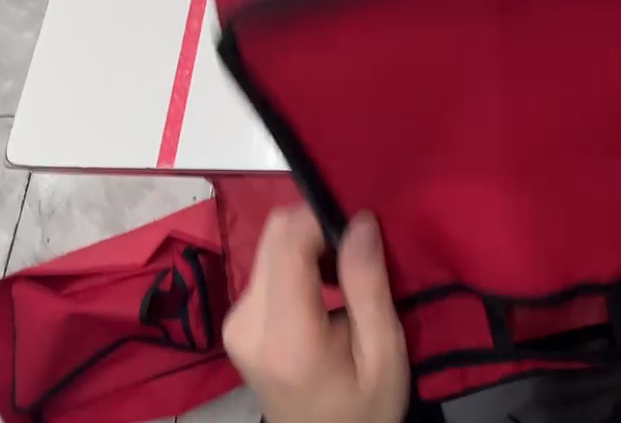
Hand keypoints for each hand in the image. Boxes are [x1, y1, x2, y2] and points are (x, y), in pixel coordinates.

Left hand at [223, 205, 408, 422]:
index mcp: (285, 335)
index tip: (362, 228)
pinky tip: (325, 283)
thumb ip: (368, 285)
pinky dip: (300, 258)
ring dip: (311, 242)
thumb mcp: (384, 352)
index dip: (324, 217)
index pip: (288, 240)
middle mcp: (247, 322)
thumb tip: (360, 220)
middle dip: (319, 228)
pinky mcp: (238, 319)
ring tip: (344, 270)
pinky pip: (269, 261)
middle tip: (358, 251)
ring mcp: (236, 321)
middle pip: (277, 234)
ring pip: (273, 242)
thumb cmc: (363, 408)